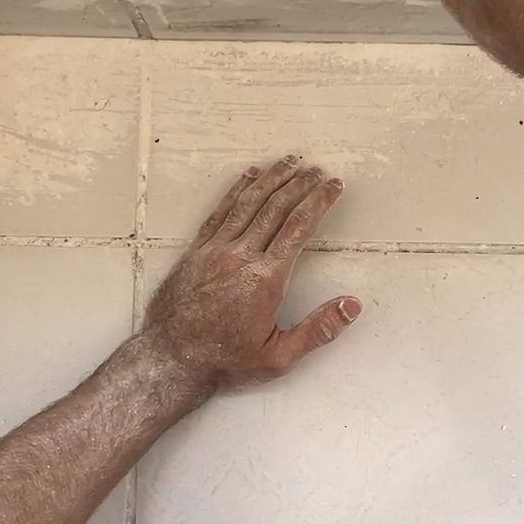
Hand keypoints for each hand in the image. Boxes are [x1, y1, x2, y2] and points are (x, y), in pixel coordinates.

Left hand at [141, 156, 362, 392]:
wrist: (172, 359)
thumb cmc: (226, 361)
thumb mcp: (280, 357)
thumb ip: (318, 330)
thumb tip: (351, 306)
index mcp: (266, 278)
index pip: (299, 227)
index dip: (319, 201)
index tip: (333, 186)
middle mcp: (241, 256)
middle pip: (276, 207)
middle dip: (300, 184)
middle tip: (317, 170)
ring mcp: (216, 250)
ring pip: (248, 202)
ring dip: (272, 178)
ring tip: (289, 161)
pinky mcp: (197, 251)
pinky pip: (220, 211)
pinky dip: (237, 190)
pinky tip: (249, 176)